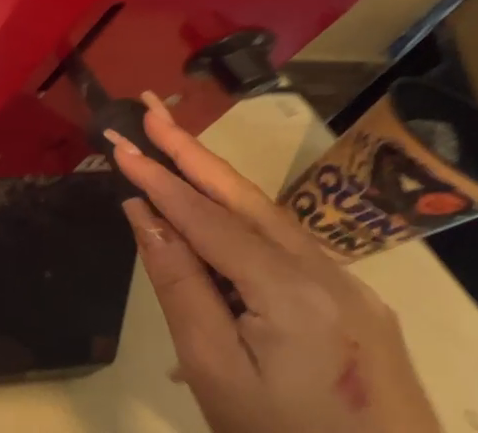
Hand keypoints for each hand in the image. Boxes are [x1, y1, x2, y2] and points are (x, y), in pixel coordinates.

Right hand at [109, 93, 441, 432]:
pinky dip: (244, 216)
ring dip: (216, 178)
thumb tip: (144, 213)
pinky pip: (290, 248)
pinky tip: (217, 211)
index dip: (158, 177)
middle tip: (149, 107)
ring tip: (173, 142)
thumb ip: (180, 284)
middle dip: (192, 151)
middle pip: (246, 200)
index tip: (115, 140)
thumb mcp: (216, 370)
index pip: (207, 218)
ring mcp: (354, 293)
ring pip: (271, 219)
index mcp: (292, 292)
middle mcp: (331, 278)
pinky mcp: (362, 312)